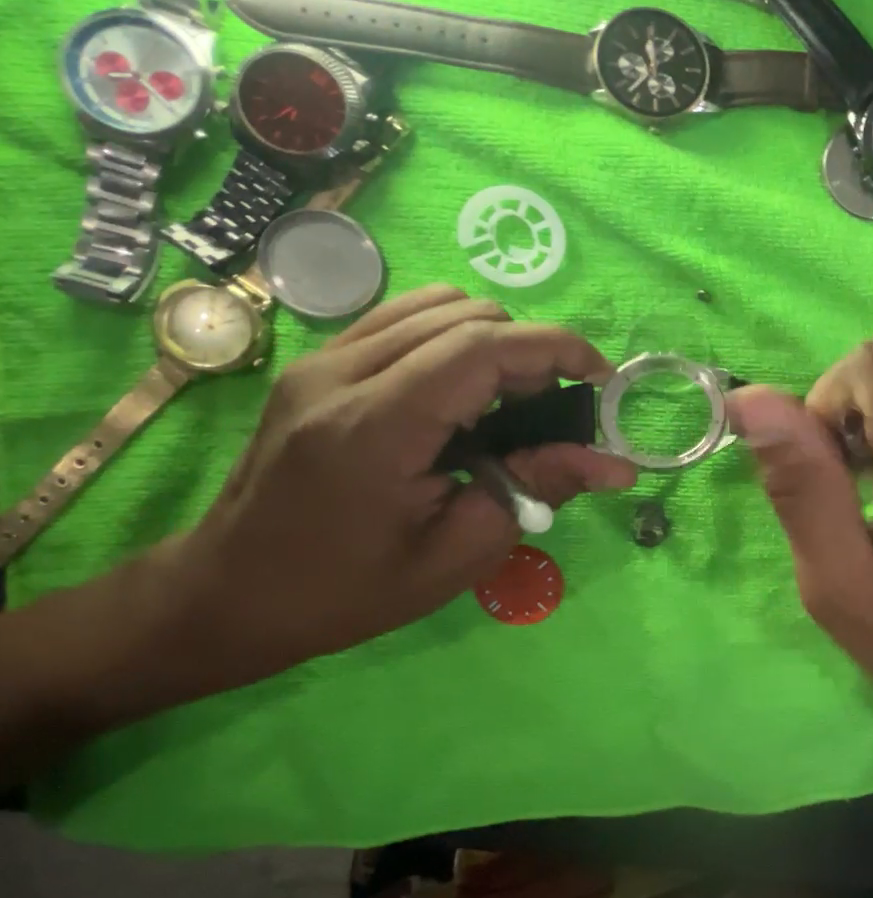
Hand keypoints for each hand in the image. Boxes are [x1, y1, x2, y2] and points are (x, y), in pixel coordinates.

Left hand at [176, 285, 635, 680]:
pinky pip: (403, 319)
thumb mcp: (460, 554)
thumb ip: (538, 490)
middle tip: (550, 414)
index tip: (601, 380)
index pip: (481, 346)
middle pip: (464, 314)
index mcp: (375, 428)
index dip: (556, 348)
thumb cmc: (350, 590)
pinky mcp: (317, 365)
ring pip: (435, 304)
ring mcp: (321, 362)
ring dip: (494, 340)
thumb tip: (617, 464)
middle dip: (530, 351)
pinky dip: (455, 339)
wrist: (230, 594)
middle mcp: (341, 375)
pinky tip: (465, 393)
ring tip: (509, 402)